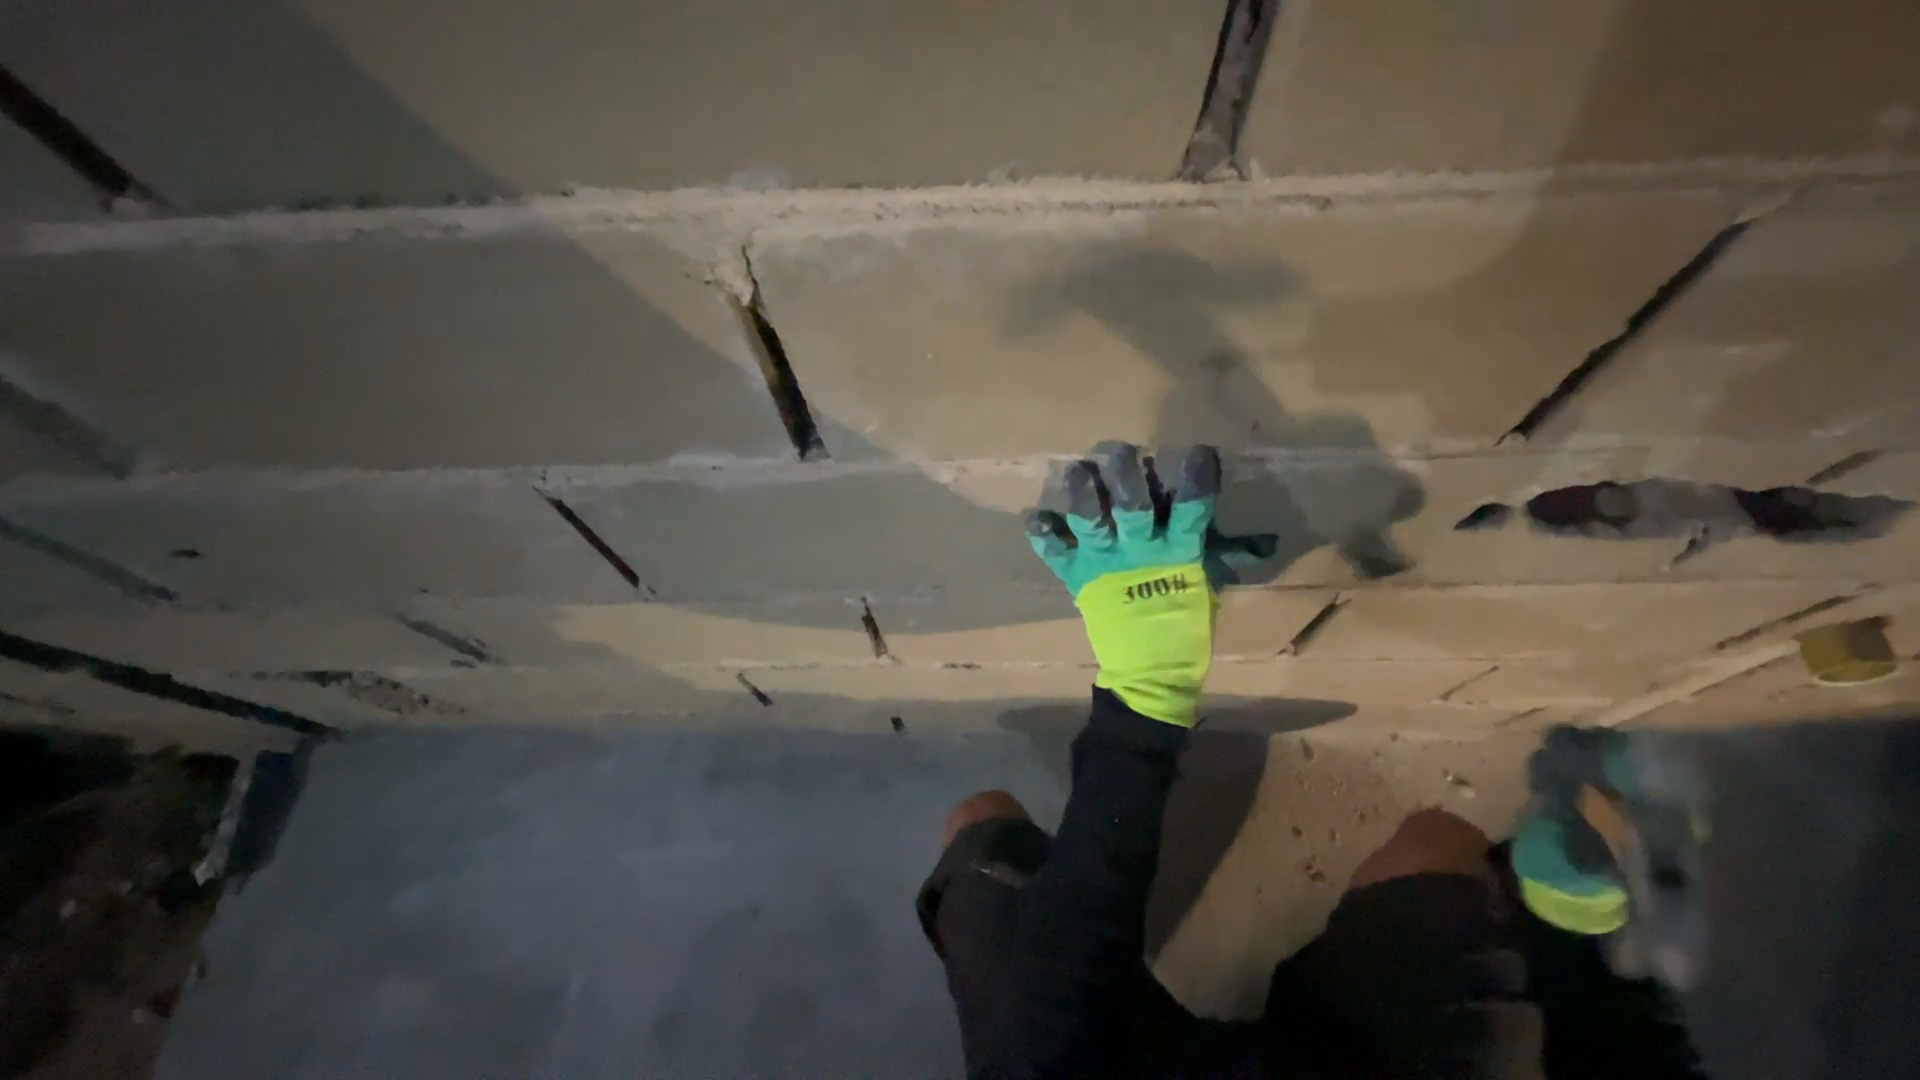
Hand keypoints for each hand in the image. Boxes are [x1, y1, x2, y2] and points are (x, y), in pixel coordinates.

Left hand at [1024, 443, 1220, 726]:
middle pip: (1132, 507)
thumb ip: (1223, 556)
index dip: (1195, 480)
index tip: (1198, 452)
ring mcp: (1105, 564)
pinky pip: (1056, 553)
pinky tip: (1034, 517)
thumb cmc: (1185, 627)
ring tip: (1076, 471)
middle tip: (1120, 451)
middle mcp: (1139, 551)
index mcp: (1179, 552)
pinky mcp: (1078, 578)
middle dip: (1125, 477)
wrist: (1151, 673)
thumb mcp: (1209, 587)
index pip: (1192, 509)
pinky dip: (1045, 536)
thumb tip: (1266, 541)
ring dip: (1083, 495)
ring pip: (1091, 522)